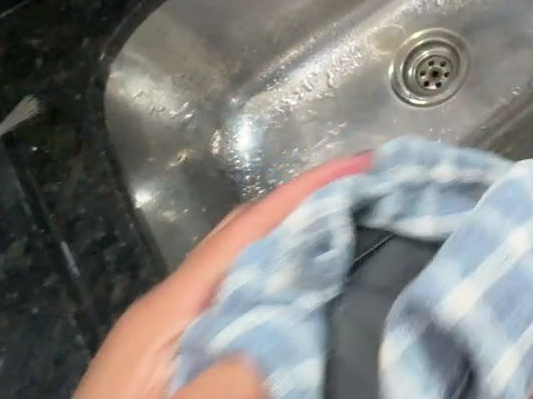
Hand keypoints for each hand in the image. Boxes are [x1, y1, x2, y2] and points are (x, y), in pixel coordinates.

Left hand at [74, 153, 373, 398]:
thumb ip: (241, 366)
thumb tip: (298, 320)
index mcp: (166, 308)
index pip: (247, 226)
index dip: (306, 189)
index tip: (362, 166)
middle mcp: (168, 308)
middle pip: (246, 234)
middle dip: (305, 207)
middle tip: (366, 198)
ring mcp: (170, 336)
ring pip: (244, 268)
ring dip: (295, 245)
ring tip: (350, 235)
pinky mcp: (177, 364)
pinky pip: (240, 303)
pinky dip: (280, 286)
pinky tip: (308, 299)